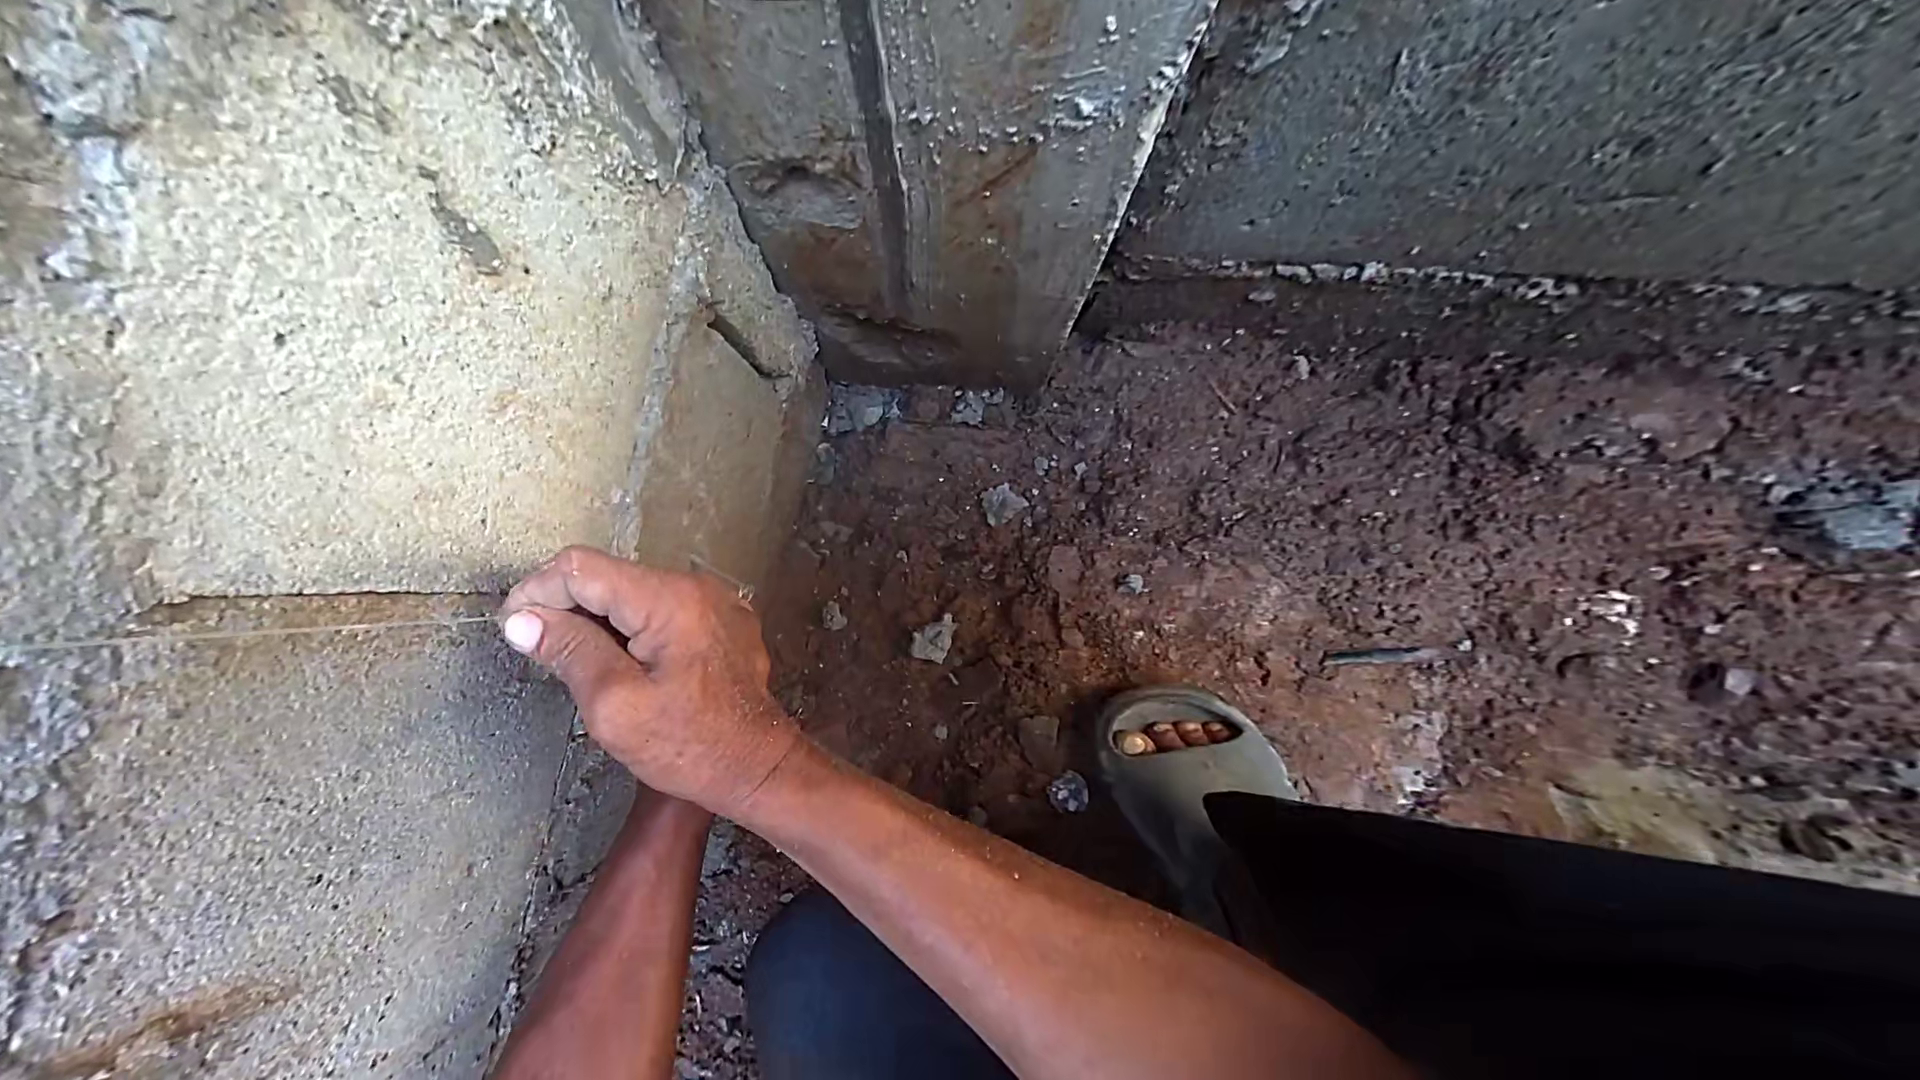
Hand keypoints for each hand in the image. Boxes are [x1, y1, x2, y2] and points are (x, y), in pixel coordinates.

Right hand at [499, 546, 800, 817]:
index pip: (582, 566)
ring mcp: (717, 601)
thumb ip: (570, 652)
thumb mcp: (616, 706)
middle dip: (569, 608)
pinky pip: (666, 606)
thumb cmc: (693, 746)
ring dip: (603, 620)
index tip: (519, 628)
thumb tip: (524, 620)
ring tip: (594, 668)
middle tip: (550, 654)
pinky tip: (632, 665)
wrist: (756, 764)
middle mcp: (699, 588)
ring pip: (636, 591)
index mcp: (672, 601)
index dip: (537, 592)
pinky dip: (637, 626)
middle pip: (611, 575)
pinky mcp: (724, 619)